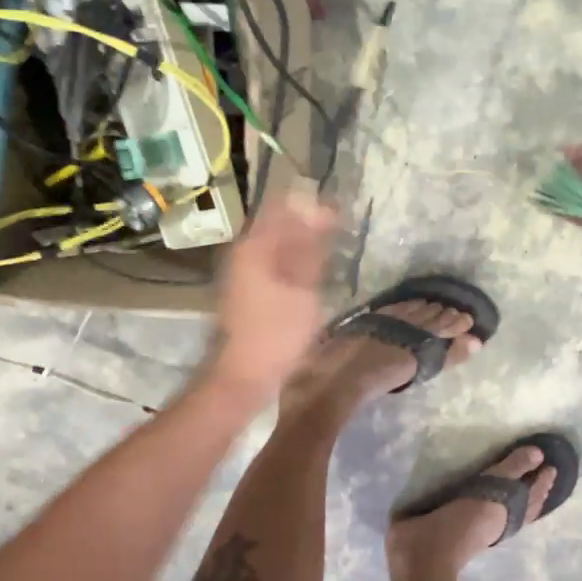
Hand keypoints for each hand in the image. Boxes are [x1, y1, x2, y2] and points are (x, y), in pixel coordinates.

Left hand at [209, 194, 337, 395]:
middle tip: (339, 234)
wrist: (245, 375)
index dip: (312, 206)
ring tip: (331, 254)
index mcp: (254, 246)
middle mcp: (243, 252)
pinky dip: (293, 264)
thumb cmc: (277, 333)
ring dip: (302, 246)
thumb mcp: (304, 289)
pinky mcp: (246, 289)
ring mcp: (241, 271)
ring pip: (276, 245)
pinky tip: (313, 276)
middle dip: (309, 226)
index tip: (340, 215)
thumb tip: (324, 213)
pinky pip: (273, 263)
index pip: (283, 205)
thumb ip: (313, 249)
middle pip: (278, 224)